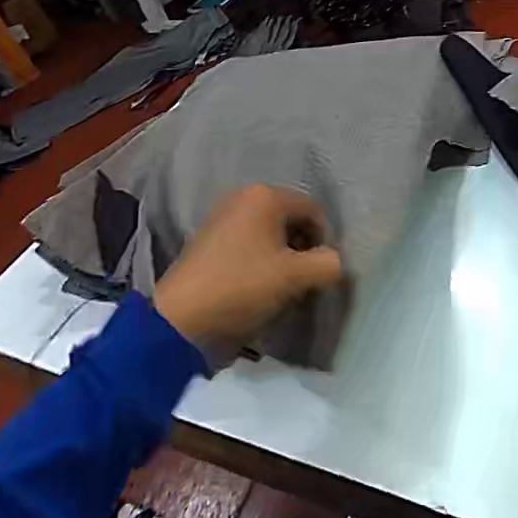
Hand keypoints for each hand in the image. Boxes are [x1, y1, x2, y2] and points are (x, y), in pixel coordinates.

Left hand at [153, 185, 343, 341]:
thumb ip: (330, 263)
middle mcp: (243, 197)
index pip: (315, 212)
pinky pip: (249, 242)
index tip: (318, 270)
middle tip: (302, 278)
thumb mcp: (297, 276)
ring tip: (281, 285)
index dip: (324, 241)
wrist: (179, 321)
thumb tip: (338, 262)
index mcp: (266, 195)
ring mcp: (222, 216)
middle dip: (304, 247)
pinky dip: (261, 259)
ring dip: (283, 256)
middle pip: (293, 219)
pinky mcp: (208, 239)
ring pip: (271, 233)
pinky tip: (257, 284)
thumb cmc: (243, 287)